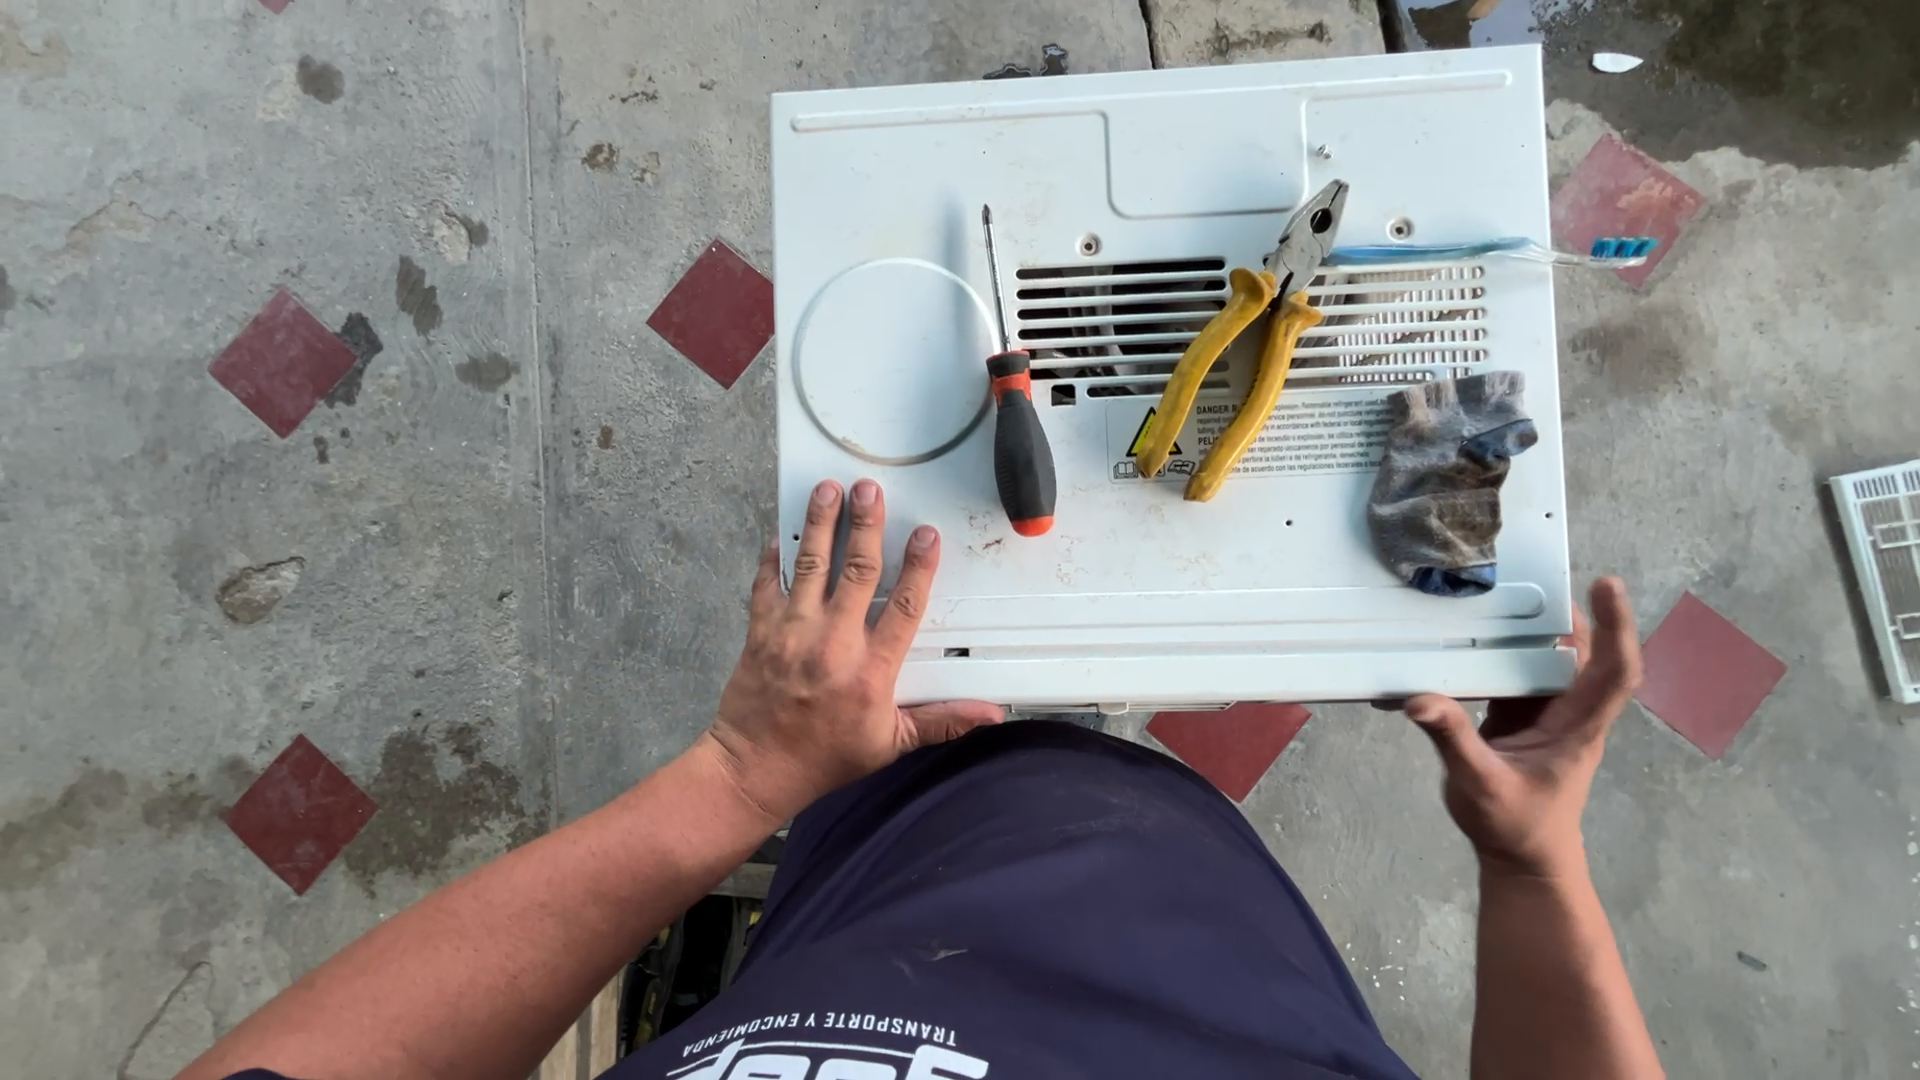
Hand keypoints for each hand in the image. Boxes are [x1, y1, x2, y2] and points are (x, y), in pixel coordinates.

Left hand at [704, 478, 1003, 821]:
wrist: (755, 770)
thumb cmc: (824, 758)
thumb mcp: (891, 744)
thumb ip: (942, 722)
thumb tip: (991, 716)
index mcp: (871, 671)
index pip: (904, 607)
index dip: (919, 568)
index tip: (926, 535)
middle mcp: (834, 643)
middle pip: (857, 571)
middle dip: (866, 525)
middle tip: (870, 489)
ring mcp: (793, 633)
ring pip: (812, 566)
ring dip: (821, 524)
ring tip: (827, 490)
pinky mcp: (761, 631)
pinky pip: (767, 583)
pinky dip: (773, 556)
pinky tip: (780, 531)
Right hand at [1402, 577, 1641, 878]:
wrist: (1524, 859)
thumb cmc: (1515, 826)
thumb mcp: (1480, 784)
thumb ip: (1452, 740)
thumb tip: (1418, 699)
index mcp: (1576, 727)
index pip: (1613, 671)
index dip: (1617, 627)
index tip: (1607, 583)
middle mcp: (1569, 714)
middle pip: (1589, 656)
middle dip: (1576, 613)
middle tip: (1539, 576)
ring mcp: (1546, 717)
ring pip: (1555, 663)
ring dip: (1539, 629)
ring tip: (1504, 596)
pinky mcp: (1521, 720)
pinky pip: (1522, 676)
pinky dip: (1506, 651)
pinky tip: (1476, 637)